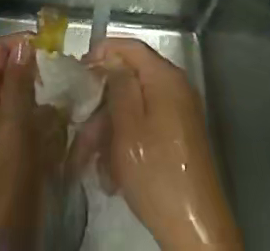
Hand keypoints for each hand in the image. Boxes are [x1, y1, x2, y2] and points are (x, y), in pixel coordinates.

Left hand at [0, 33, 65, 245]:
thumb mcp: (11, 121)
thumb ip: (18, 80)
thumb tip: (25, 43)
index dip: (25, 44)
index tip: (56, 45)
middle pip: (14, 73)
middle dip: (40, 72)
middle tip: (67, 73)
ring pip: (27, 97)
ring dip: (47, 98)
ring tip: (68, 99)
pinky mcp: (10, 146)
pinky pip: (31, 121)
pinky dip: (46, 120)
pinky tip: (62, 125)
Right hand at [84, 38, 241, 250]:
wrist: (193, 223)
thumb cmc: (156, 172)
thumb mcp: (128, 128)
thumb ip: (119, 86)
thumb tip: (111, 58)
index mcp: (166, 78)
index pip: (132, 47)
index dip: (103, 52)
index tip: (77, 69)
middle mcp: (175, 87)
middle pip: (131, 81)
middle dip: (102, 106)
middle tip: (80, 132)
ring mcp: (179, 112)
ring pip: (134, 109)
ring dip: (110, 132)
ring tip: (94, 165)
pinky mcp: (177, 135)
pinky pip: (145, 128)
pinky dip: (126, 145)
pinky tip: (113, 175)